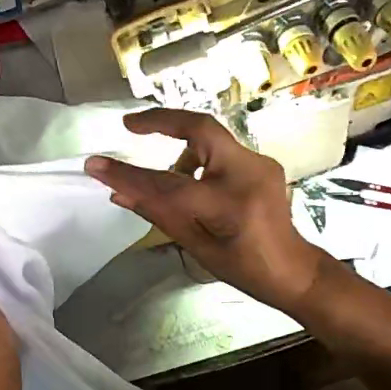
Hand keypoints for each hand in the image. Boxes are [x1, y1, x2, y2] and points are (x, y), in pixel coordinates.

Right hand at [85, 109, 330, 313]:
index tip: (96, 165)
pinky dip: (197, 158)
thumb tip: (118, 192)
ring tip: (165, 178)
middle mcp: (249, 172)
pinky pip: (220, 150)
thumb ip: (158, 213)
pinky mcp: (261, 162)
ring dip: (181, 148)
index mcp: (231, 204)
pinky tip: (191, 183)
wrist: (294, 269)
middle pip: (201, 128)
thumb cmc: (244, 269)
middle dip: (162, 120)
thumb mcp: (197, 247)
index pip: (169, 183)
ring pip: (209, 137)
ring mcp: (259, 163)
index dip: (129, 175)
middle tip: (130, 123)